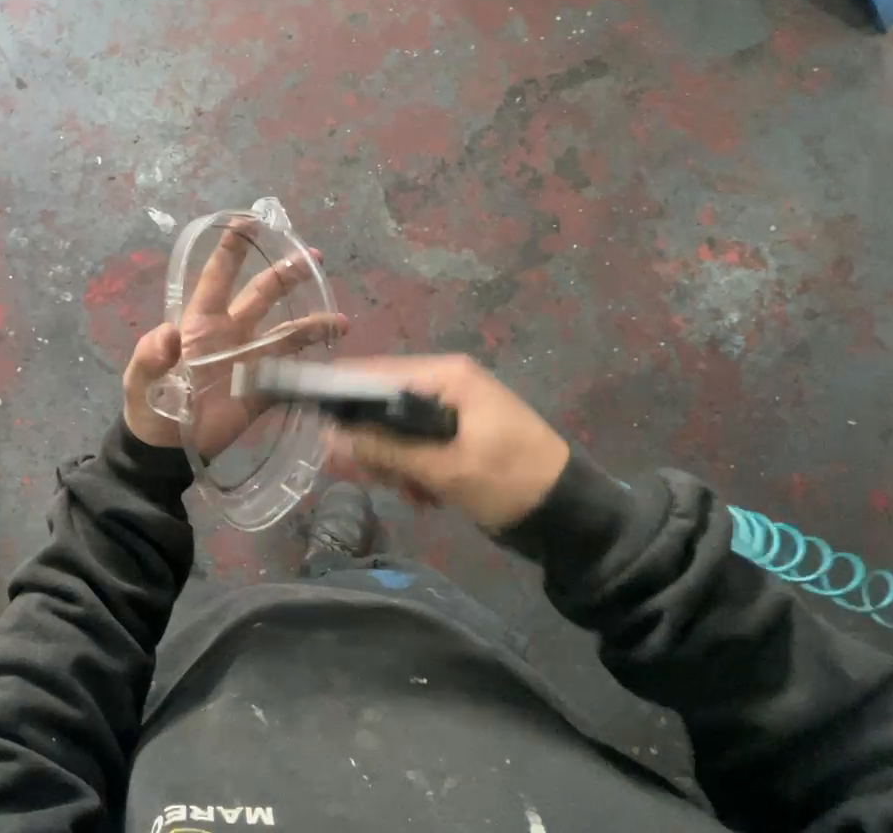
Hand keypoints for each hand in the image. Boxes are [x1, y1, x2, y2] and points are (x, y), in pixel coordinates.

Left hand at [123, 228, 346, 449]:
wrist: (163, 449)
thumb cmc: (148, 406)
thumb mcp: (140, 379)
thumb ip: (151, 355)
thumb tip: (168, 333)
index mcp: (200, 322)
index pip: (217, 276)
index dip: (233, 248)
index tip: (250, 221)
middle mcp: (230, 333)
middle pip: (261, 294)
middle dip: (285, 274)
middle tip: (313, 257)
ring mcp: (248, 361)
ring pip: (286, 331)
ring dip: (312, 323)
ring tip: (339, 318)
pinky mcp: (261, 390)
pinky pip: (291, 374)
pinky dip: (312, 367)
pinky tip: (333, 363)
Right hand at [333, 355, 569, 531]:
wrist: (571, 518)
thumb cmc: (510, 483)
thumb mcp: (445, 469)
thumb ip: (385, 450)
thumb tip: (329, 438)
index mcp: (447, 377)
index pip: (376, 374)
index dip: (344, 399)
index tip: (322, 431)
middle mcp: (446, 385)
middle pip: (382, 404)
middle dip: (374, 444)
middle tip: (374, 477)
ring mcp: (452, 412)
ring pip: (395, 431)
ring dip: (394, 464)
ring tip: (410, 493)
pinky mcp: (457, 438)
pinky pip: (415, 447)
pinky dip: (413, 471)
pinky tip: (424, 497)